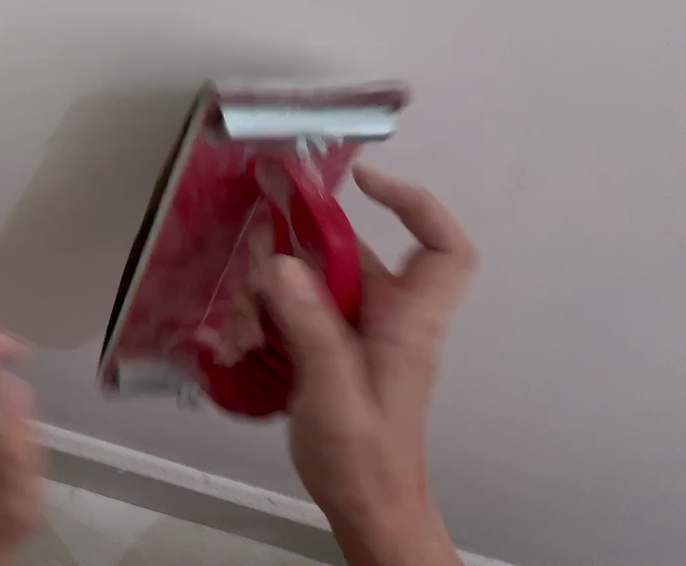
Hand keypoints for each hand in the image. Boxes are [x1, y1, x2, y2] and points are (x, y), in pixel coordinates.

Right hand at [258, 166, 477, 565]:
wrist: (365, 504)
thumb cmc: (364, 458)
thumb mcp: (336, 396)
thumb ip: (313, 330)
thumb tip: (280, 262)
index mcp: (407, 323)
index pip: (442, 250)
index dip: (414, 206)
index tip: (360, 181)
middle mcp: (383, 315)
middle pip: (341, 253)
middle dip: (288, 253)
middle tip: (252, 274)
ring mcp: (350, 327)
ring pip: (301, 275)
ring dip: (261, 293)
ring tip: (245, 330)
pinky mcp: (322, 339)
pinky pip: (282, 302)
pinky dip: (255, 313)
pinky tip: (242, 342)